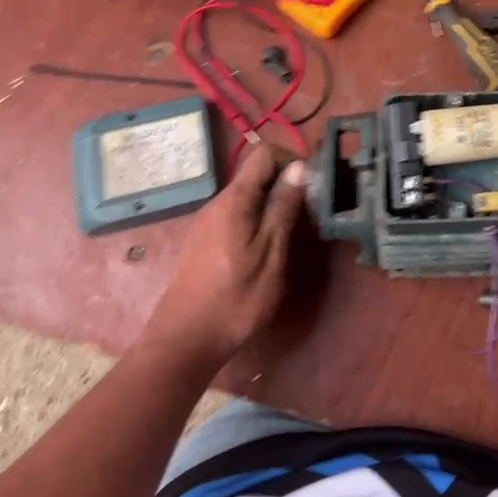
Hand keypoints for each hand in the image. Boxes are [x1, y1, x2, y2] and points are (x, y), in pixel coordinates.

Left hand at [137, 144, 306, 366]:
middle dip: (285, 185)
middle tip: (310, 214)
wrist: (184, 343)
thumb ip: (283, 208)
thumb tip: (299, 167)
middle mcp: (217, 203)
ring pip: (247, 197)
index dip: (292, 160)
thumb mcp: (271, 253)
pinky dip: (257, 221)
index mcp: (235, 200)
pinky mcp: (204, 242)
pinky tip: (267, 250)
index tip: (313, 186)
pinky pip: (236, 216)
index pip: (265, 154)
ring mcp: (207, 223)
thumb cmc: (235, 299)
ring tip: (293, 234)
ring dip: (273, 205)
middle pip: (256, 175)